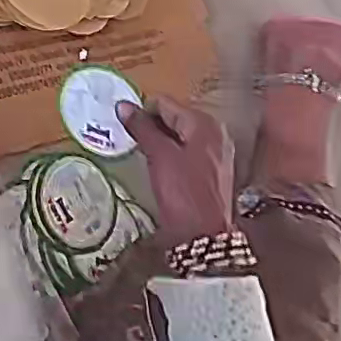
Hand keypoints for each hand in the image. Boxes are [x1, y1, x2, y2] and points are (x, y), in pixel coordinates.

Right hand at [116, 96, 234, 245]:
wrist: (203, 236)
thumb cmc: (183, 192)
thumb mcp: (158, 155)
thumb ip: (141, 127)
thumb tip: (123, 106)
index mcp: (204, 123)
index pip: (165, 103)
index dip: (141, 111)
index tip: (124, 125)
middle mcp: (215, 132)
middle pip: (174, 117)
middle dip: (151, 125)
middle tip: (130, 139)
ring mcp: (217, 151)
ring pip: (180, 134)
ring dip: (159, 140)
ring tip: (142, 153)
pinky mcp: (214, 170)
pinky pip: (187, 150)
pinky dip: (171, 153)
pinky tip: (158, 167)